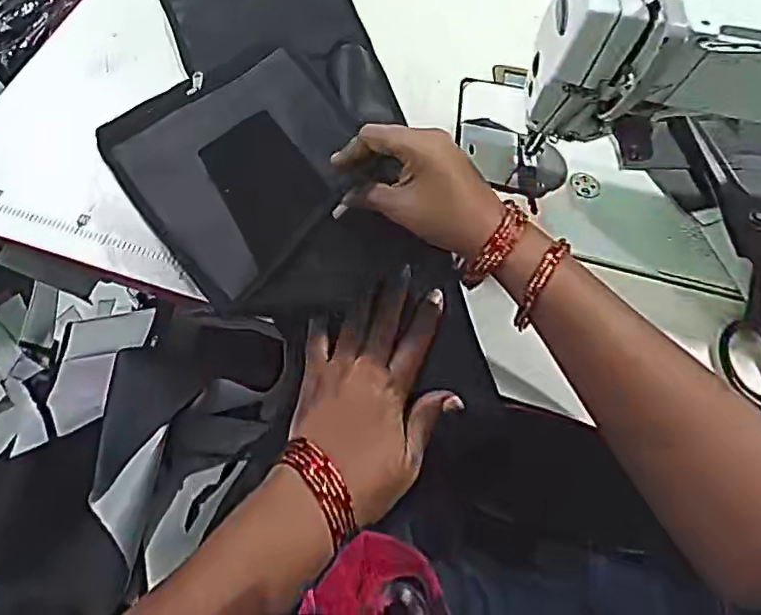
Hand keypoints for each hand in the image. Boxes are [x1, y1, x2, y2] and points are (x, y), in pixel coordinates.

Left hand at [288, 276, 459, 526]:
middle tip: (401, 271)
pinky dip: (319, 323)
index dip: (426, 318)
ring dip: (363, 301)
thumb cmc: (364, 481)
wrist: (316, 488)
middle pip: (383, 324)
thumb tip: (449, 397)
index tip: (433, 295)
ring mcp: (335, 369)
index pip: (415, 345)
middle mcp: (364, 371)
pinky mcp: (311, 375)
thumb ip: (426, 420)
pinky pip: (316, 340)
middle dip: (395, 295)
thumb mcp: (409, 460)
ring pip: (352, 324)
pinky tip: (321, 309)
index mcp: (392, 391)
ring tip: (370, 281)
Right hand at [332, 125, 506, 255]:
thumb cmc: (455, 219)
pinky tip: (387, 183)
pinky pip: (414, 153)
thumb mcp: (399, 207)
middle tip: (348, 175)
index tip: (339, 166)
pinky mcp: (446, 159)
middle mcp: (432, 138)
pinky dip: (397, 164)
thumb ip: (368, 195)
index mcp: (419, 142)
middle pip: (385, 136)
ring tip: (365, 182)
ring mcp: (441, 147)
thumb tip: (351, 195)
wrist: (490, 234)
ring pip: (399, 145)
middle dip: (364, 156)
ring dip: (380, 161)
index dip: (351, 151)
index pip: (372, 134)